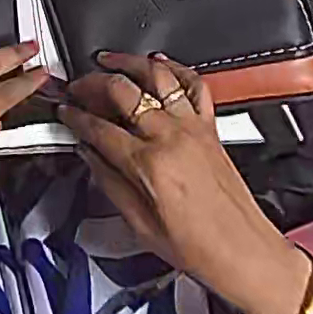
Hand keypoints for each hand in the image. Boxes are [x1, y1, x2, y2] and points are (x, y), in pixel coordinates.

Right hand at [59, 53, 310, 313]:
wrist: (246, 254)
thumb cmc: (201, 249)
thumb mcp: (141, 226)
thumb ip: (110, 183)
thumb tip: (89, 156)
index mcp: (149, 166)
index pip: (99, 128)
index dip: (76, 117)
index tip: (66, 112)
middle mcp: (171, 137)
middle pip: (122, 91)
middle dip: (91, 83)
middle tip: (79, 87)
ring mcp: (192, 127)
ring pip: (156, 75)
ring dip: (128, 62)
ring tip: (109, 60)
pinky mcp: (210, 126)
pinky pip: (194, 84)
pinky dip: (175, 68)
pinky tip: (159, 62)